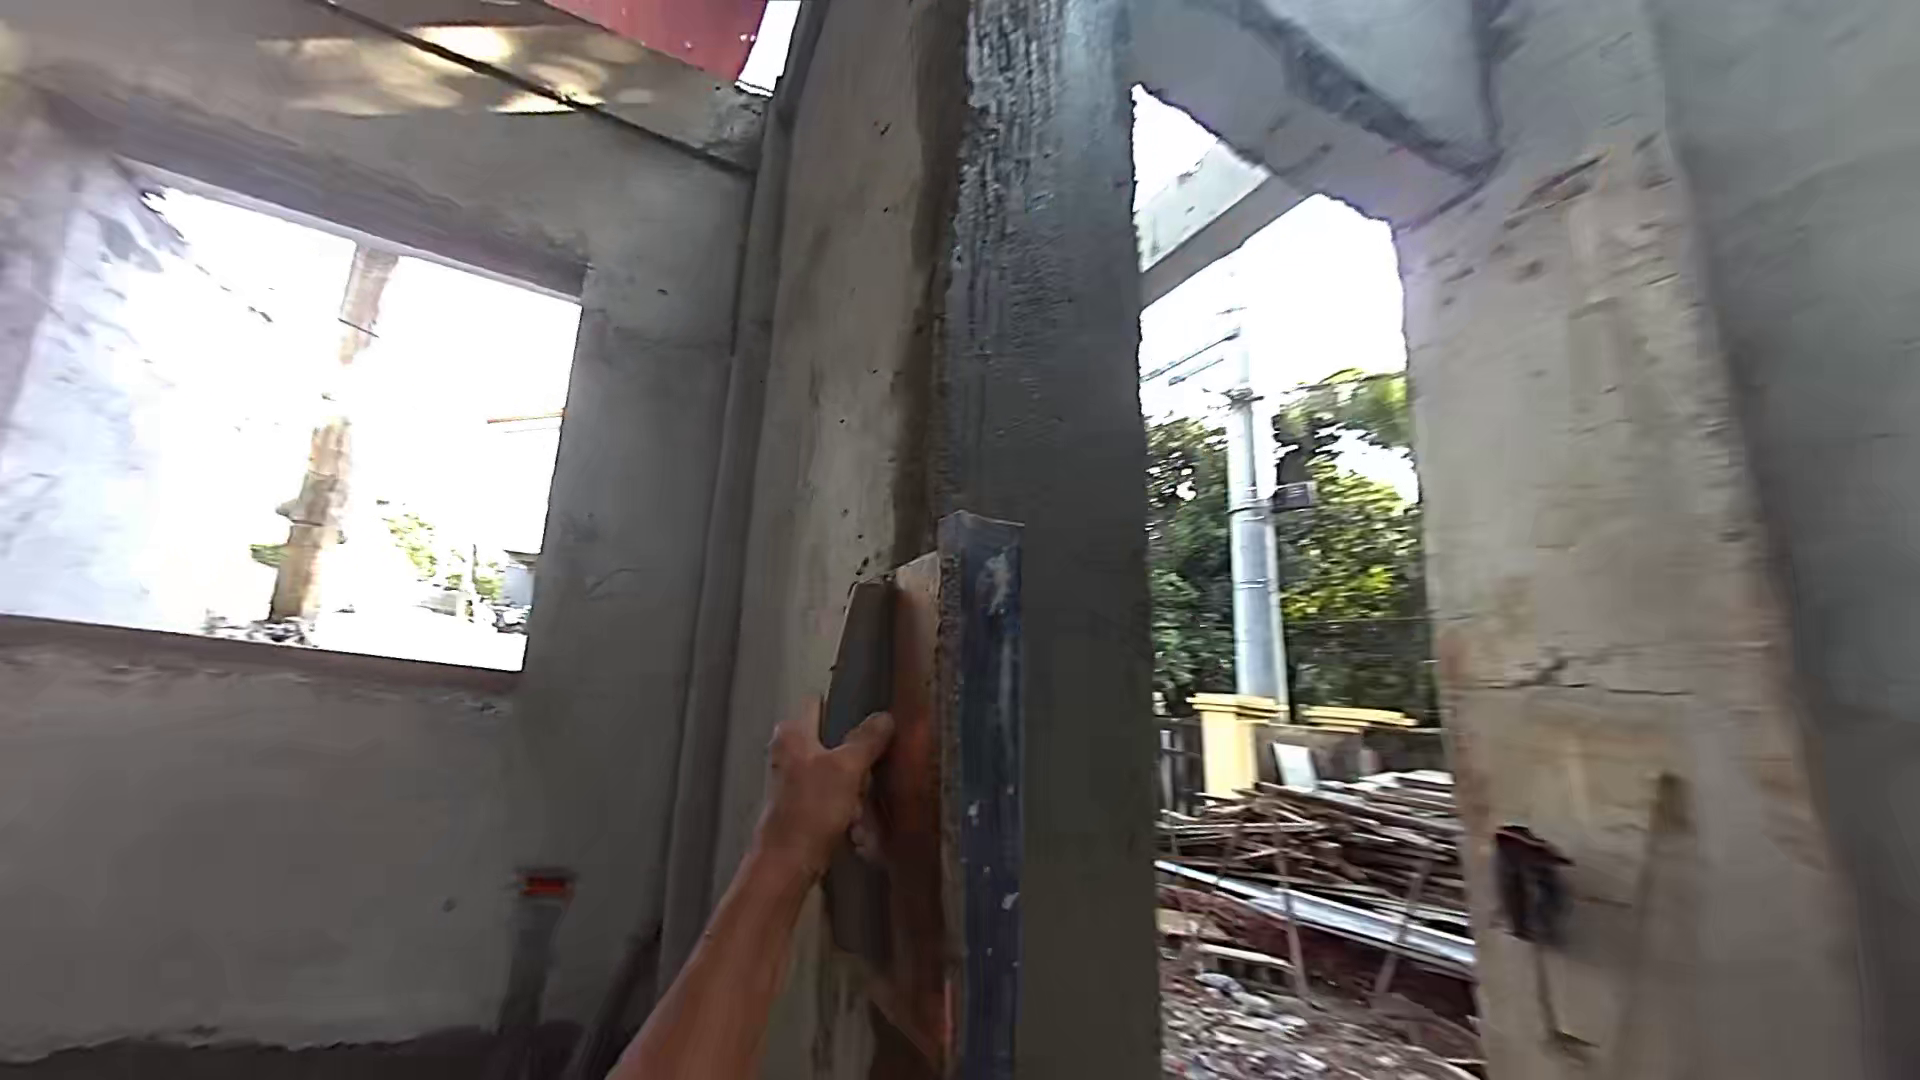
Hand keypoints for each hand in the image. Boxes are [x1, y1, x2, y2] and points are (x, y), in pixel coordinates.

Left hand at [752, 697, 894, 878]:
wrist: (786, 867)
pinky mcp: (799, 807)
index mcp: (792, 733)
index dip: (843, 703)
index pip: (819, 702)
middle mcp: (787, 752)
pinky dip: (845, 805)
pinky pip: (832, 796)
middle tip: (874, 764)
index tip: (869, 712)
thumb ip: (867, 739)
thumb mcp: (847, 767)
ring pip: (835, 769)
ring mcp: (791, 781)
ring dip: (854, 783)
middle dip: (855, 753)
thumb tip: (885, 717)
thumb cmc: (812, 809)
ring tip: (864, 800)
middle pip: (832, 739)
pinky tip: (855, 820)